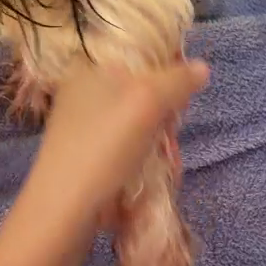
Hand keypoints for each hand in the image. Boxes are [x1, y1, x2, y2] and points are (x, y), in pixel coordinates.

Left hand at [24, 60, 210, 228]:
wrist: (65, 211)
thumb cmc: (103, 145)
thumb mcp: (146, 102)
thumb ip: (177, 80)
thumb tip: (201, 67)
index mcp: (88, 67)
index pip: (135, 54)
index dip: (165, 70)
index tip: (179, 95)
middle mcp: (83, 92)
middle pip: (141, 91)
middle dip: (164, 114)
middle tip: (170, 132)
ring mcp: (84, 127)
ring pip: (139, 124)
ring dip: (159, 142)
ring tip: (165, 161)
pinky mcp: (90, 158)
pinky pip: (128, 149)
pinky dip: (145, 160)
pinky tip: (155, 175)